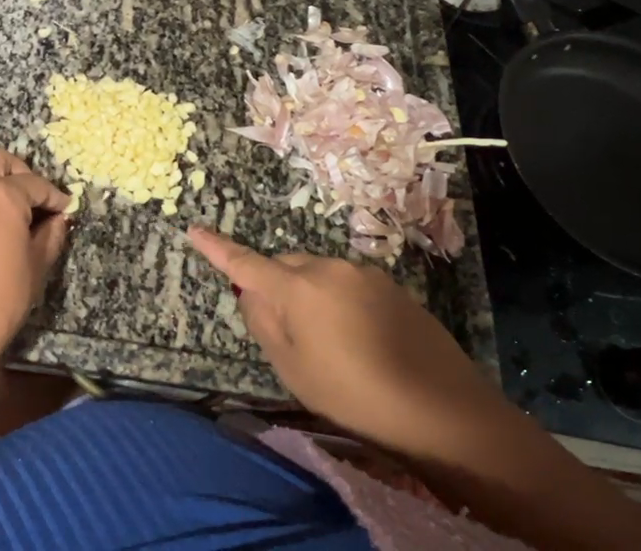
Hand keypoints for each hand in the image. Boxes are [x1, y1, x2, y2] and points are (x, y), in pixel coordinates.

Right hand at [187, 228, 501, 453]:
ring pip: (319, 276)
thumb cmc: (356, 396)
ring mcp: (366, 275)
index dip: (217, 248)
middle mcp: (329, 268)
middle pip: (285, 266)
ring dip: (310, 296)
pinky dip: (339, 304)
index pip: (245, 263)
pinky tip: (360, 343)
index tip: (194, 229)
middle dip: (276, 286)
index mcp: (298, 288)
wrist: (446, 412)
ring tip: (329, 345)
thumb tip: (252, 294)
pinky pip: (349, 286)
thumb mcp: (293, 370)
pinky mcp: (394, 288)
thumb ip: (264, 324)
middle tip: (283, 331)